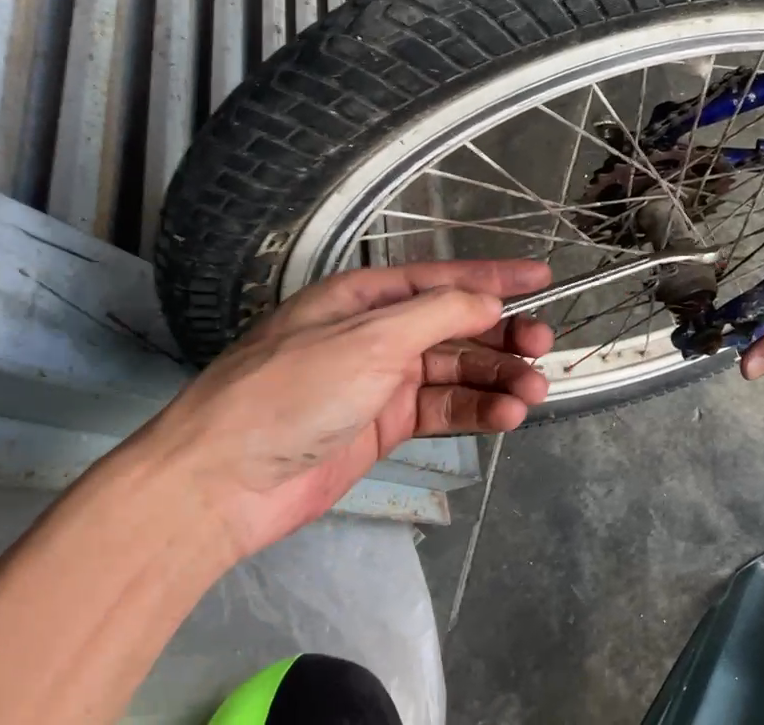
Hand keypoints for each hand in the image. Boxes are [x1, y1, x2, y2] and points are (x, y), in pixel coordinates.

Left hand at [132, 260, 553, 559]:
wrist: (219, 485)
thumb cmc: (292, 392)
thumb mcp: (371, 339)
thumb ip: (441, 314)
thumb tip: (491, 304)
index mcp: (365, 298)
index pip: (444, 278)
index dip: (496, 276)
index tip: (545, 278)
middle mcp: (378, 334)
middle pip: (458, 326)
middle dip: (504, 336)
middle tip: (544, 347)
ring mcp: (382, 381)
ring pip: (458, 371)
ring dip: (499, 379)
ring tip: (534, 393)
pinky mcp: (386, 425)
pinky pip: (445, 409)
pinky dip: (479, 411)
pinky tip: (506, 417)